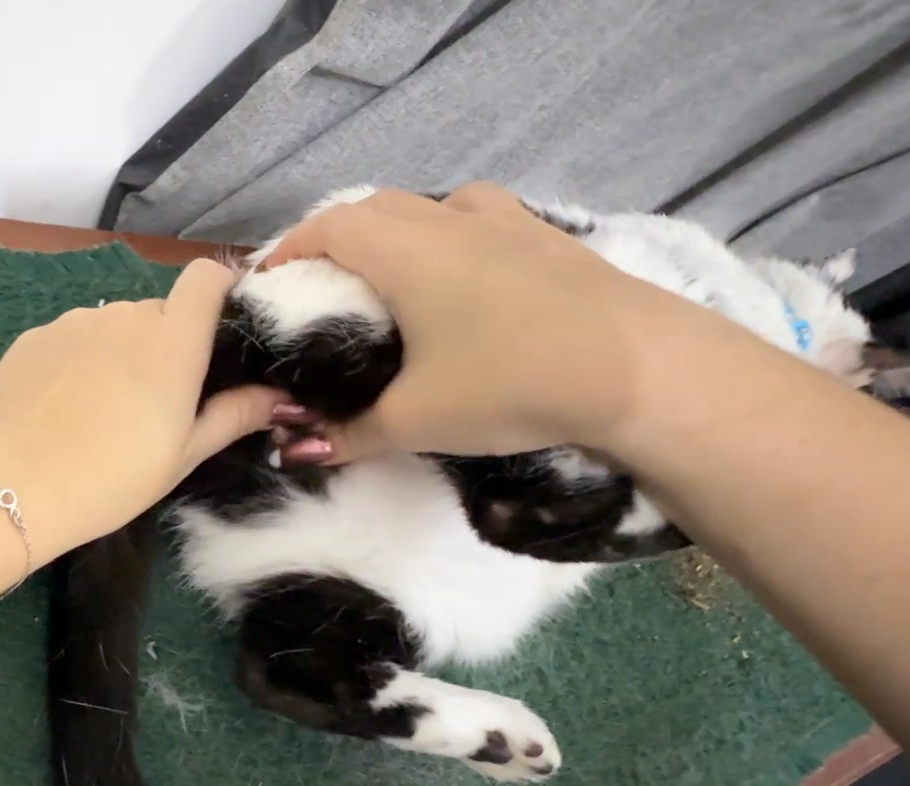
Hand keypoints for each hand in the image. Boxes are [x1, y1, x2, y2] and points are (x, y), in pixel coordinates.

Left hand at [0, 259, 287, 563]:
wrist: (13, 487)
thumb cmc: (112, 478)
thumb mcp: (183, 456)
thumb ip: (233, 416)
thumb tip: (278, 396)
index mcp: (173, 339)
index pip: (207, 277)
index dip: (219, 291)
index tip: (219, 329)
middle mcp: (125, 314)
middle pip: (159, 312)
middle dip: (165, 346)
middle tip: (154, 405)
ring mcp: (74, 322)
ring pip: (112, 326)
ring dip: (119, 354)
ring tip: (101, 413)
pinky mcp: (33, 337)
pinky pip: (71, 339)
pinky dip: (78, 362)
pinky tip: (61, 410)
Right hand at [262, 184, 727, 460]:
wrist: (640, 370)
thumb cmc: (509, 383)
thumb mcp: (414, 421)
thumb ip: (345, 435)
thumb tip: (293, 452)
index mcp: (406, 251)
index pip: (328, 227)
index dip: (289, 249)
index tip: (270, 284)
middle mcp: (450, 220)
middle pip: (375, 209)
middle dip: (336, 240)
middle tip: (321, 288)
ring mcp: (507, 222)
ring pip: (430, 208)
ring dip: (396, 232)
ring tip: (388, 278)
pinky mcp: (548, 239)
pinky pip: (478, 220)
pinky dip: (448, 237)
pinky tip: (461, 278)